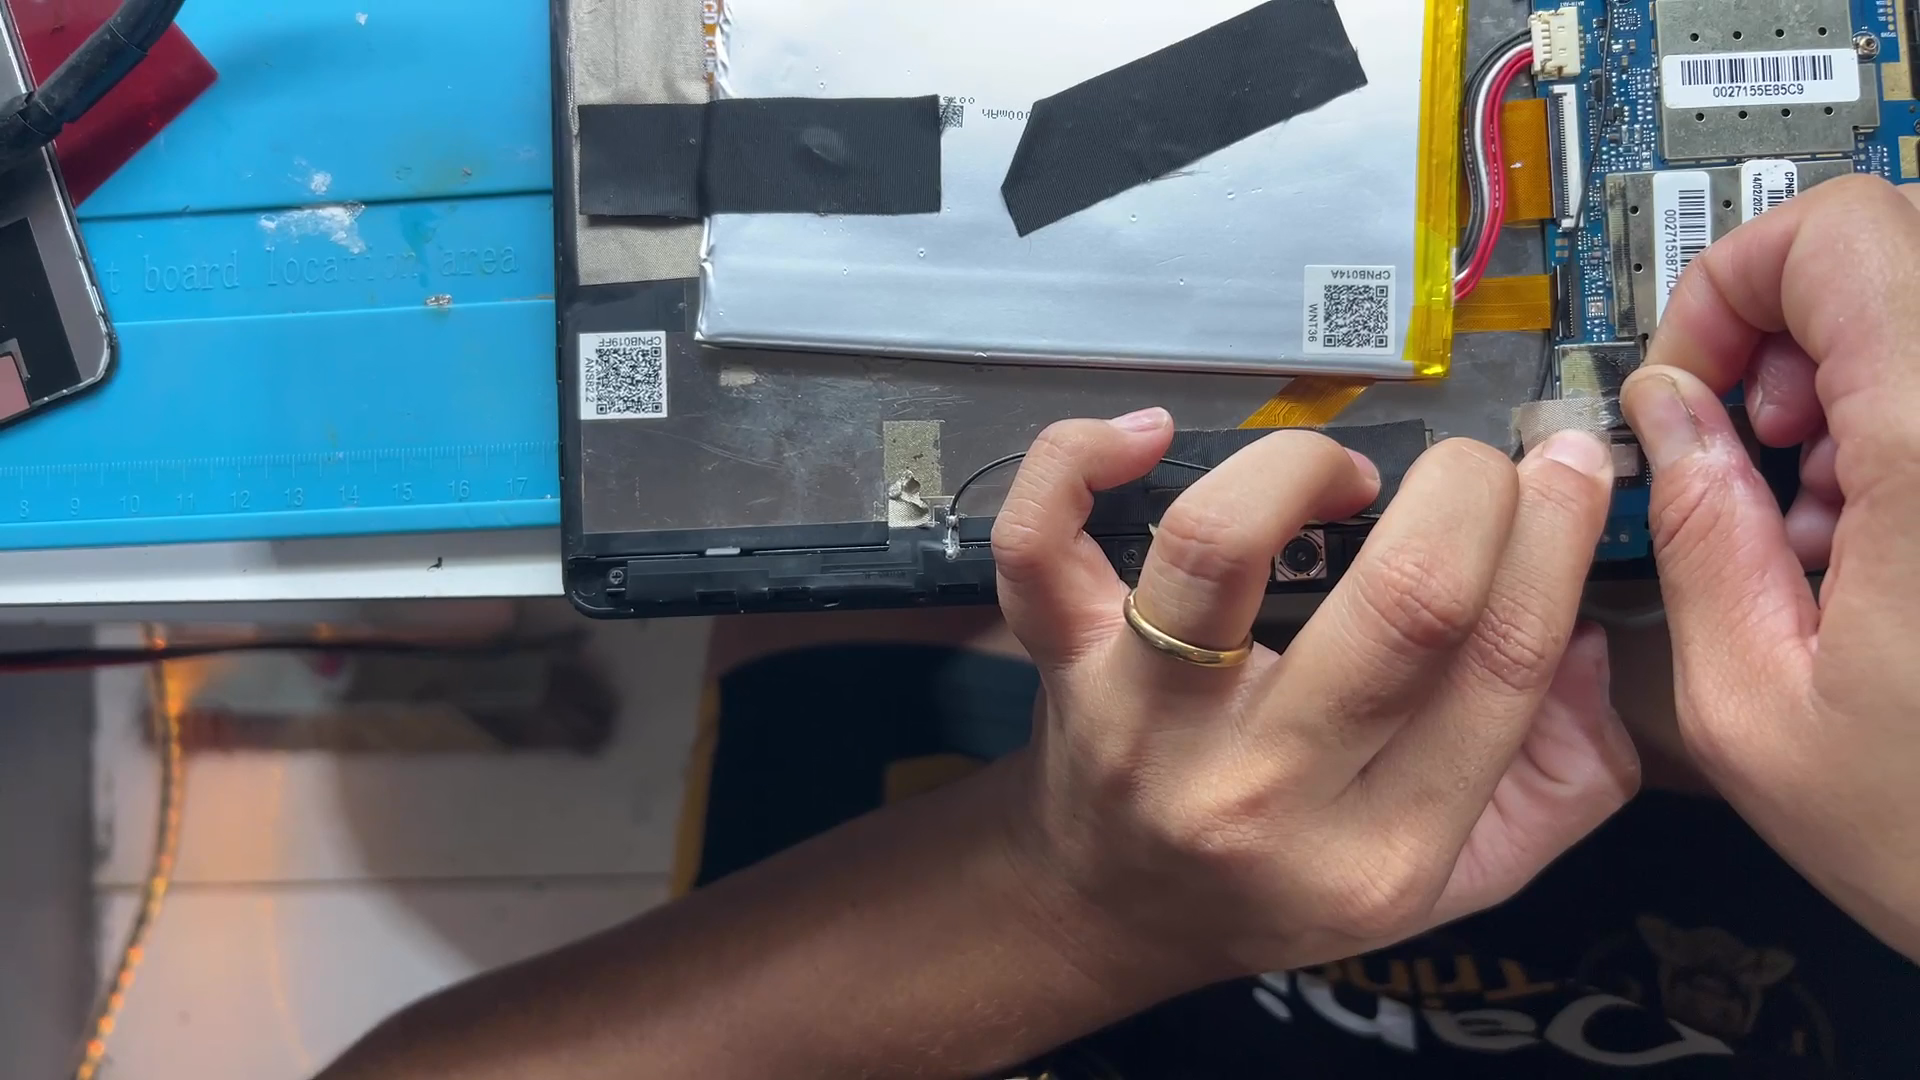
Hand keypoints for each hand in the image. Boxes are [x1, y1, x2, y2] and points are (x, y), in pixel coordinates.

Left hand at [988, 411, 1639, 985]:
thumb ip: (1548, 783)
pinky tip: (1144, 436)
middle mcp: (1252, 783)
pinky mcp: (1058, 659)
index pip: (1494, 665)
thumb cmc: (1269, 887)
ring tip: (1328, 471)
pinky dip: (1076, 463)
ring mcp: (1136, 711)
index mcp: (1372, 850)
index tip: (1565, 468)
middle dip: (1462, 495)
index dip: (1552, 539)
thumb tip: (1588, 632)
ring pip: (1214, 545)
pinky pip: (1037, 545)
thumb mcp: (1439, 885)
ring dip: (1294, 468)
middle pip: (1396, 604)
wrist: (1105, 900)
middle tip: (1466, 468)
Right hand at [1621, 175, 1919, 959]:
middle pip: (1898, 259)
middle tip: (1747, 465)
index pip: (1847, 238)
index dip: (1733, 286)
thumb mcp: (1748, 692)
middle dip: (1777, 347)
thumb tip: (1664, 407)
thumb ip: (1696, 527)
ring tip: (1821, 528)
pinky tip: (1885, 539)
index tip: (1691, 389)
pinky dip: (1902, 440)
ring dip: (1842, 403)